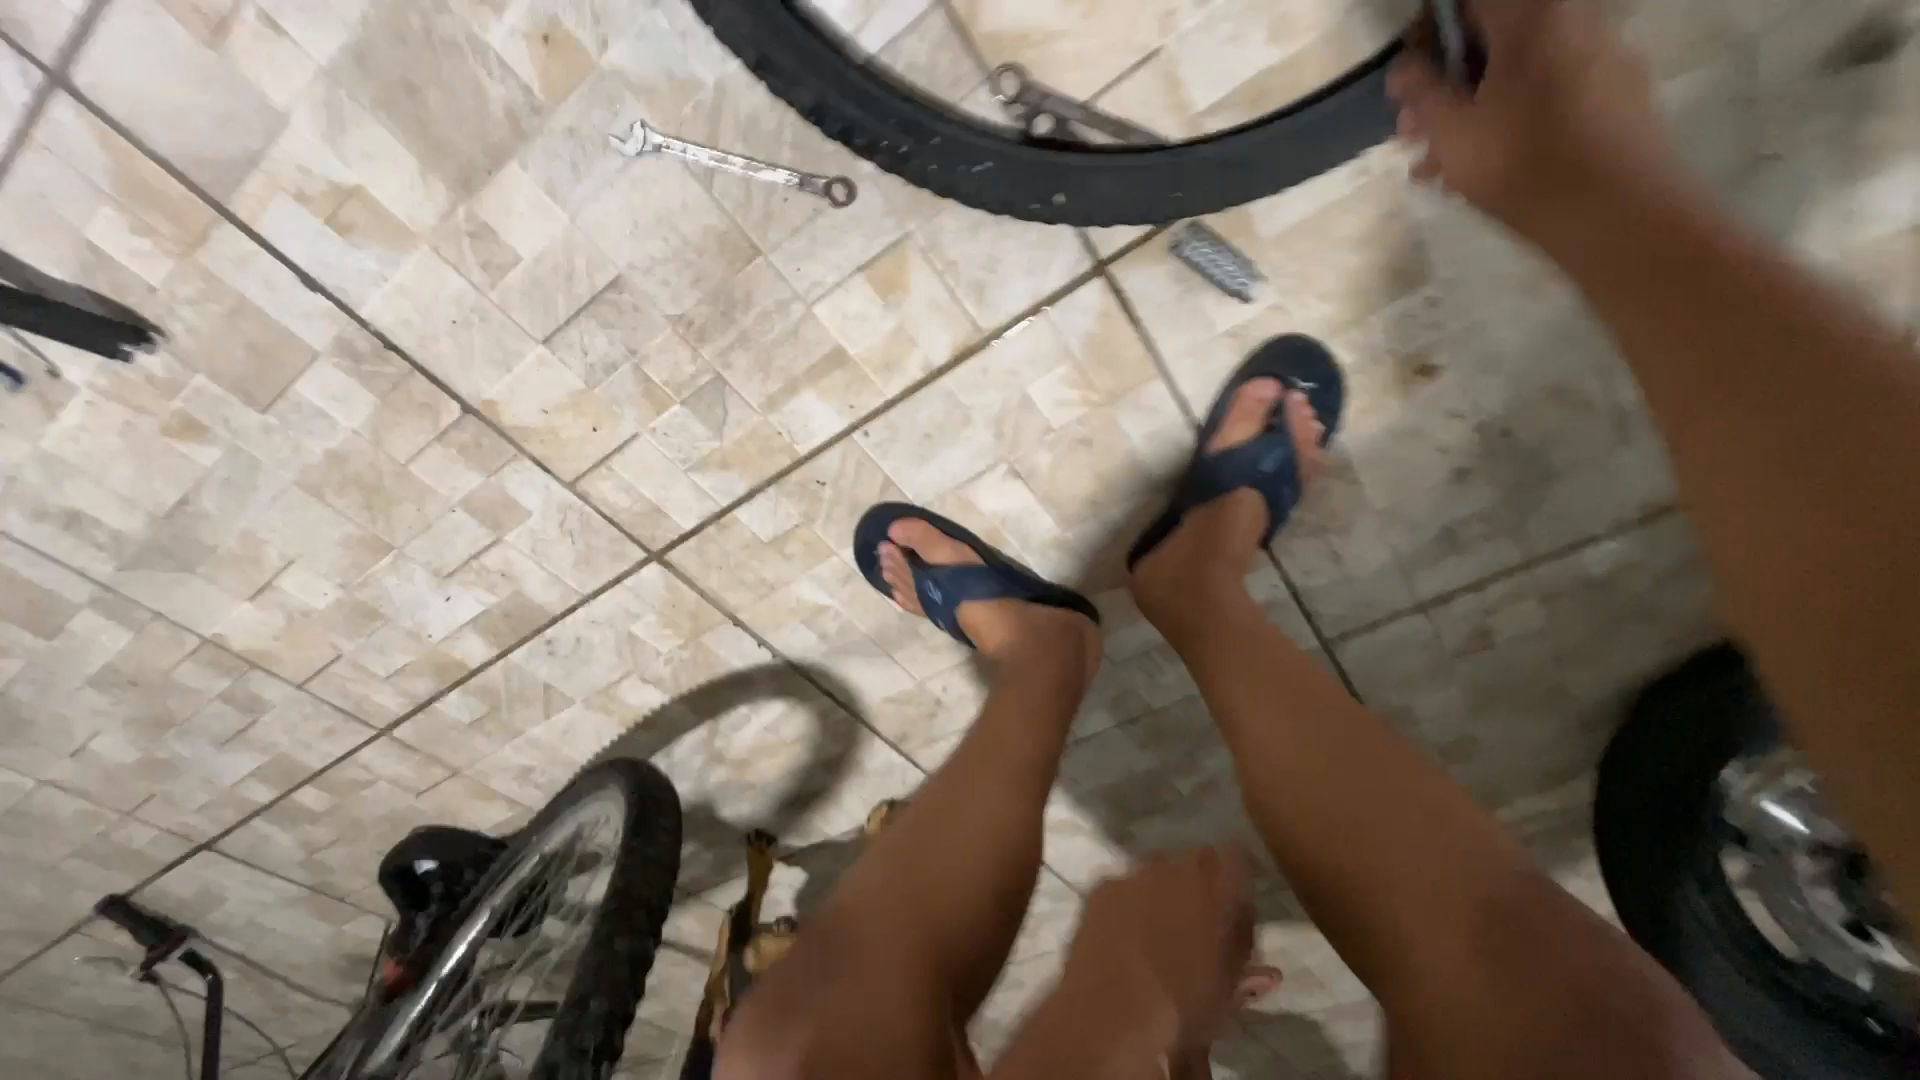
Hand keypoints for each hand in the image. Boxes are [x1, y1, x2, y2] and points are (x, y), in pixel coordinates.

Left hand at [1058, 846, 1255, 1057]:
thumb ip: (1244, 971)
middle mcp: (1178, 869)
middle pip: (1196, 858)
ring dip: (1162, 887)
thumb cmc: (1181, 1008)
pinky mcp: (1102, 886)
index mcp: (1219, 890)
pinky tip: (1123, 931)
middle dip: (1200, 880)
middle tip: (1198, 916)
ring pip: (1157, 867)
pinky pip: (1123, 884)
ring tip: (1158, 925)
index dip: (1236, 875)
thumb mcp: (1227, 997)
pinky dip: (1127, 900)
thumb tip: (1268, 970)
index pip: (1236, 856)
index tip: (1235, 899)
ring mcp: (1136, 873)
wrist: (1112, 1011)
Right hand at [1387, 0, 1684, 242]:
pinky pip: (1546, 93)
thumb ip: (1420, 91)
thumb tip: (1405, 67)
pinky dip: (1508, 119)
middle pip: (1493, 39)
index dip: (1429, 35)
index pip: (1467, 2)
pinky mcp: (1616, 91)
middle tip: (1414, 132)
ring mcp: (1602, 53)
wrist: (1613, 208)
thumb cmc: (1519, 163)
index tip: (1406, 80)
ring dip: (1470, 111)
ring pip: (1515, 73)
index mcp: (1532, 16)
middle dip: (1446, 83)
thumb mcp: (1449, 130)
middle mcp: (1574, 18)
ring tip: (1437, 165)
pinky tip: (1481, 168)